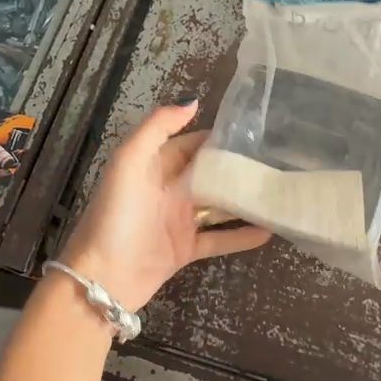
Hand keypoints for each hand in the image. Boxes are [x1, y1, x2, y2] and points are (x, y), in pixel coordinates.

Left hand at [59, 102, 271, 310]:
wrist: (101, 279)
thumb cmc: (115, 213)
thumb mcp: (129, 160)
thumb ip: (158, 126)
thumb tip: (194, 101)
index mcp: (156, 163)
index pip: (195, 142)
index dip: (221, 136)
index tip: (256, 130)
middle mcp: (171, 188)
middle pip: (211, 171)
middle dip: (239, 165)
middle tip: (278, 159)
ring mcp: (180, 220)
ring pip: (220, 204)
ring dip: (245, 199)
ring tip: (279, 190)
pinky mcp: (186, 249)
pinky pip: (220, 239)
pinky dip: (243, 235)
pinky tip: (270, 231)